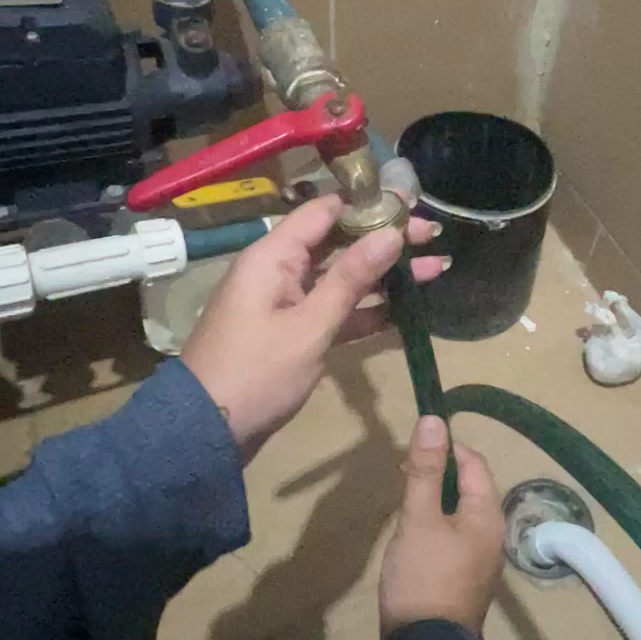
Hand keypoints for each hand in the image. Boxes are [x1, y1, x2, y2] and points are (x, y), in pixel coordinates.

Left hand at [180, 196, 441, 458]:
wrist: (204, 437)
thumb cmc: (256, 373)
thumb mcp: (309, 325)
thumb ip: (351, 278)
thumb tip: (391, 232)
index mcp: (274, 256)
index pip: (325, 211)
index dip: (368, 203)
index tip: (410, 203)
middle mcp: (281, 270)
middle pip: (340, 242)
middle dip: (386, 238)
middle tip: (433, 234)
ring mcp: (288, 302)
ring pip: (344, 277)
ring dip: (386, 274)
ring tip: (436, 267)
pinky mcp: (295, 332)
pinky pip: (337, 309)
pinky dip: (368, 308)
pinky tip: (407, 307)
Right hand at [378, 416, 504, 635]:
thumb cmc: (424, 578)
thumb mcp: (419, 518)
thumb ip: (425, 469)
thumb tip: (433, 419)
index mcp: (488, 514)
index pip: (474, 462)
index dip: (447, 447)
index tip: (414, 447)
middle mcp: (493, 534)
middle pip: (470, 487)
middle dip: (440, 472)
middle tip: (405, 473)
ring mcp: (482, 560)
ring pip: (462, 513)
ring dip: (437, 499)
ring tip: (406, 499)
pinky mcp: (466, 580)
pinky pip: (456, 537)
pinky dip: (438, 525)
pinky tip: (415, 535)